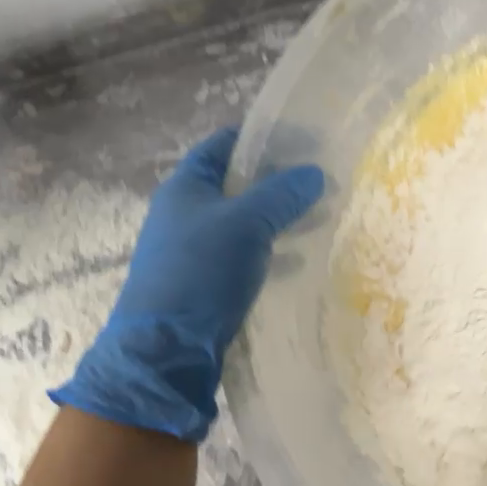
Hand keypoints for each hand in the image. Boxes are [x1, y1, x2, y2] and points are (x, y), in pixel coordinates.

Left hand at [50, 127, 323, 440]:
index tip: (305, 140)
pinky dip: (271, 251)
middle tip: (321, 181)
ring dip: (279, 217)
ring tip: (320, 217)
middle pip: (237, 184)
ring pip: (244, 221)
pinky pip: (245, 255)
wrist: (165, 348)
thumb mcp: (246, 224)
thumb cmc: (201, 272)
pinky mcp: (206, 283)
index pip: (224, 144)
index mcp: (186, 187)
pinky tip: (298, 261)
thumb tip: (315, 172)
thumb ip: (282, 194)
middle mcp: (186, 213)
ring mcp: (194, 250)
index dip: (262, 137)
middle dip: (279, 180)